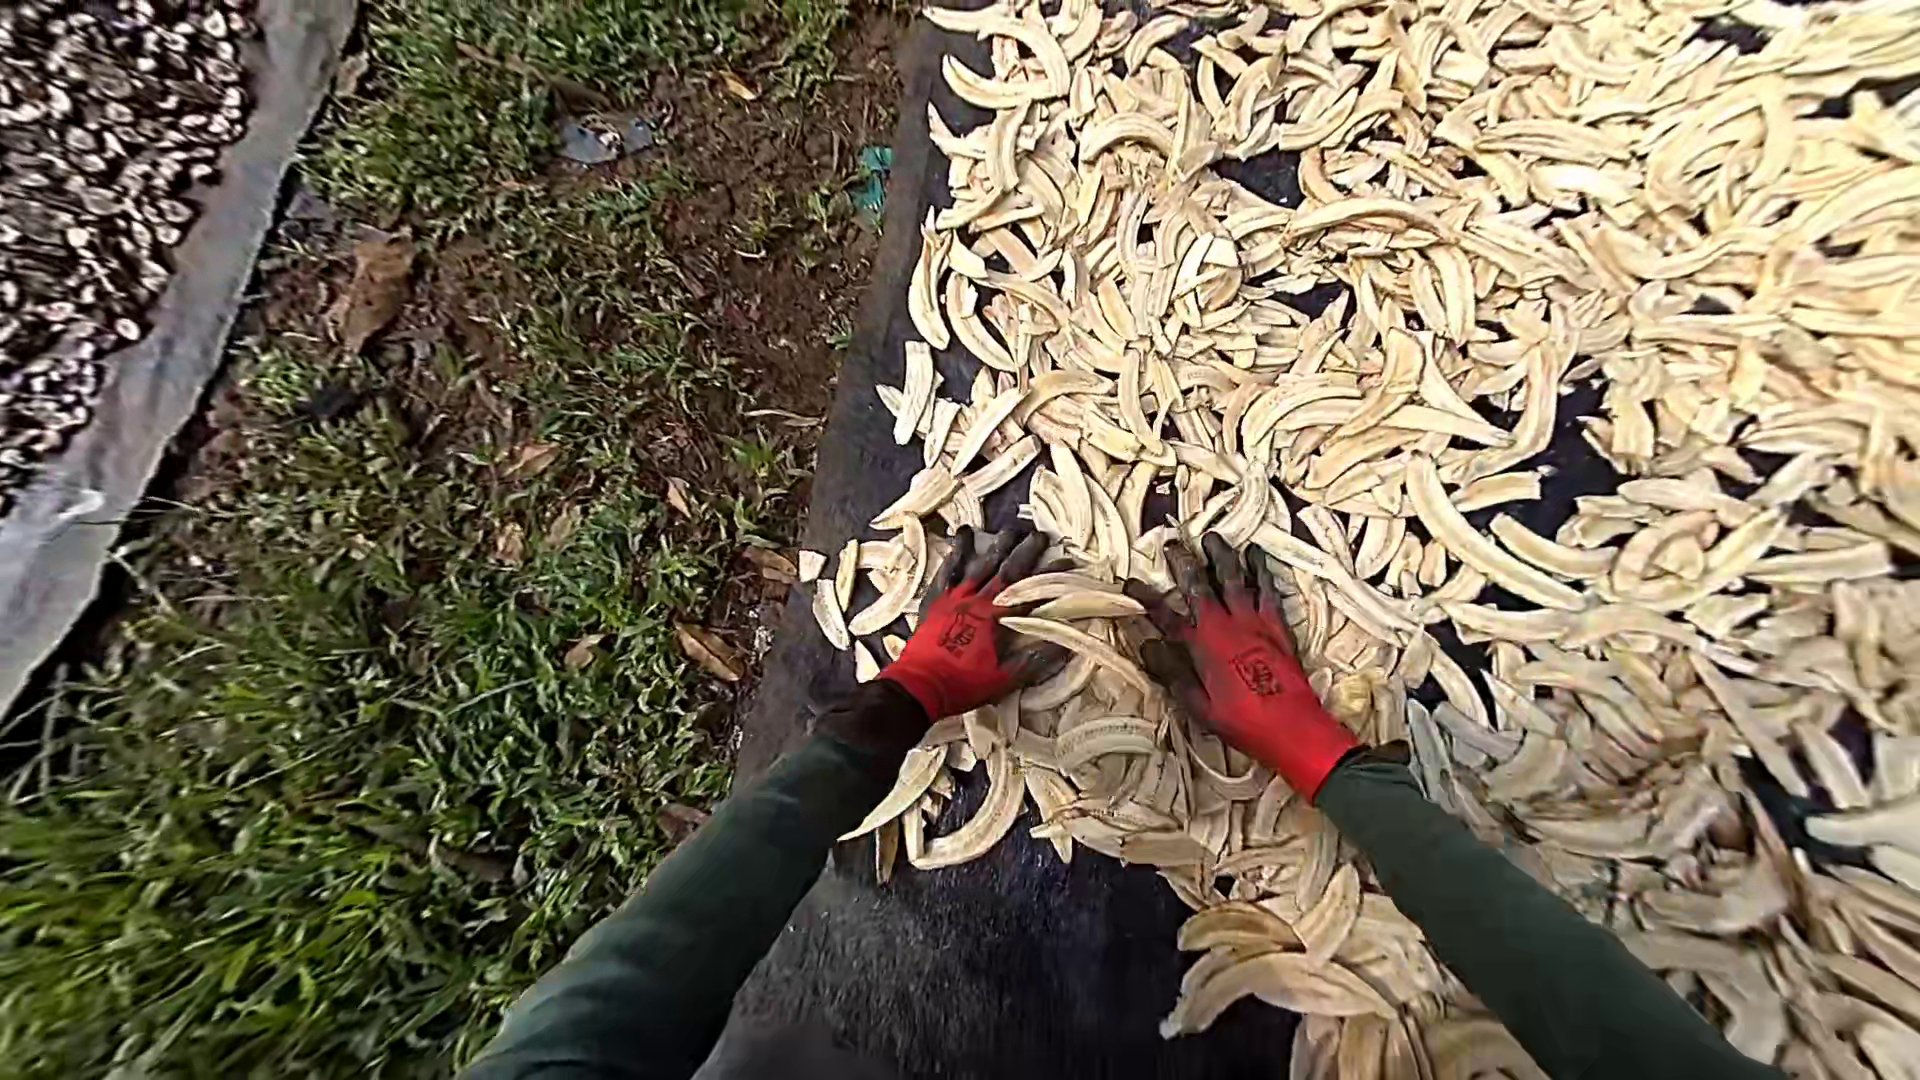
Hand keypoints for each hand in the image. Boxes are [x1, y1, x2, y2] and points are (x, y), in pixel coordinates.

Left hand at [880, 525, 1064, 719]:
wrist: (918, 686)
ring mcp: (953, 597)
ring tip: (1009, 529)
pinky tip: (962, 538)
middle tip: (1041, 534)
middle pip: (1004, 569)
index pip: (1029, 591)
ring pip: (977, 563)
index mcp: (994, 617)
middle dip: (1025, 550)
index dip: (1051, 576)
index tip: (1068, 562)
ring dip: (995, 545)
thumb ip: (1035, 660)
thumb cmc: (963, 684)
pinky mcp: (934, 599)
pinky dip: (956, 553)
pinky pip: (947, 570)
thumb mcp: (1005, 678)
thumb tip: (1067, 642)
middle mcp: (975, 600)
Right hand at [1126, 532, 1359, 801]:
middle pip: (1198, 586)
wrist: (1293, 728)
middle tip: (1172, 544)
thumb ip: (1171, 673)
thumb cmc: (1242, 721)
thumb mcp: (1197, 706)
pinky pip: (1267, 589)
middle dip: (1182, 562)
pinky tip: (1255, 554)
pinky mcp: (1277, 624)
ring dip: (1220, 556)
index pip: (1164, 614)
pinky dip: (1260, 569)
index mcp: (1200, 646)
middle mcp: (1224, 626)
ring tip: (1212, 538)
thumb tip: (1147, 645)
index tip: (1130, 583)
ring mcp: (1253, 621)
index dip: (1145, 597)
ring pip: (1233, 579)